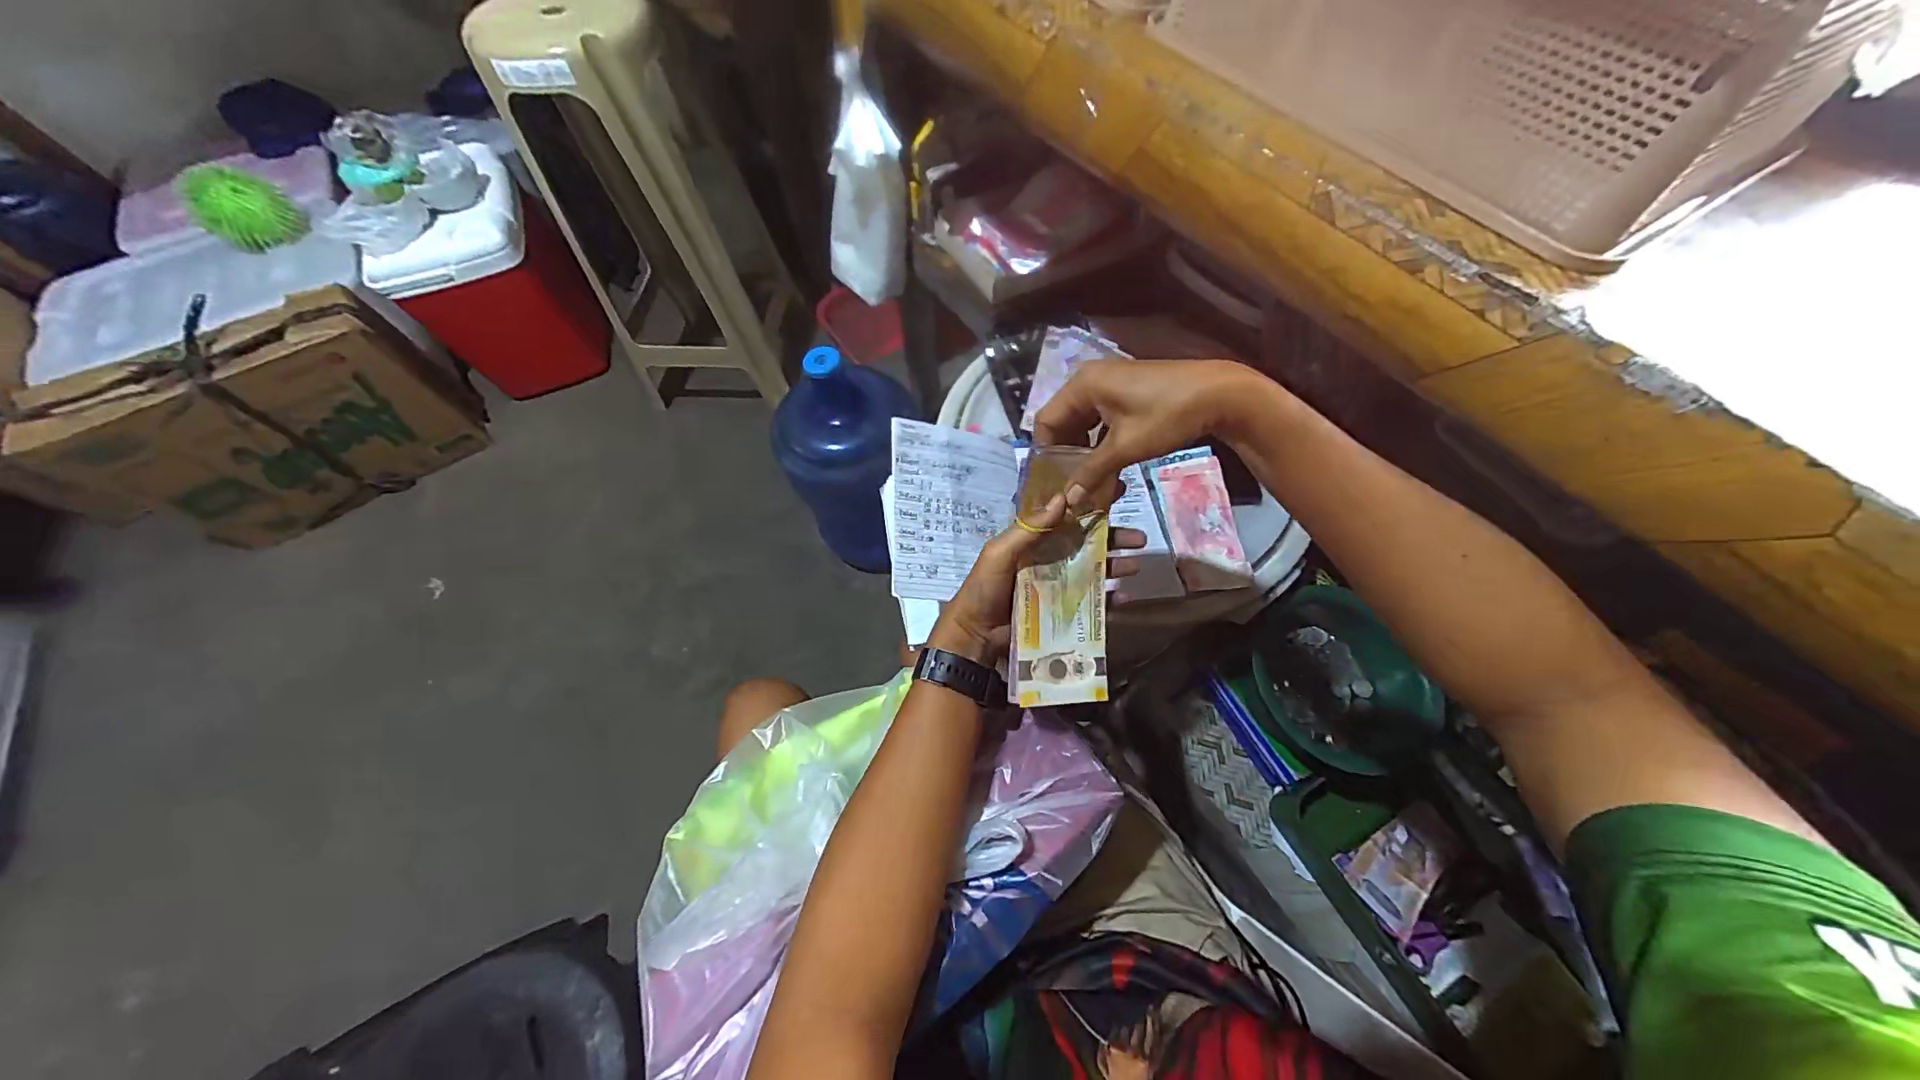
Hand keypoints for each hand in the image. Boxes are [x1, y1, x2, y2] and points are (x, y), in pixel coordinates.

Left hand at [927, 494, 1145, 663]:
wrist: (975, 635)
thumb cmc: (984, 588)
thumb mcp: (1000, 553)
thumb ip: (1029, 528)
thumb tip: (1062, 498)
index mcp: (1034, 541)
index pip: (1068, 518)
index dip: (1092, 506)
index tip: (1119, 493)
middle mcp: (1050, 558)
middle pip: (1088, 543)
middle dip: (1114, 538)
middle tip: (1139, 538)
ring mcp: (1058, 585)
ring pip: (1093, 569)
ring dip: (1116, 565)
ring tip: (1136, 566)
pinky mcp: (1063, 610)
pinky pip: (1091, 601)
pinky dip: (1109, 598)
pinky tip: (1124, 596)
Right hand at [1032, 358, 1274, 513]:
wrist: (1221, 394)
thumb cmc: (1167, 416)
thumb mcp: (1126, 447)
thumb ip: (1092, 472)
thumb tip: (1068, 501)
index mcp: (1082, 385)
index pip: (1046, 421)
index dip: (1045, 454)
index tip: (1050, 483)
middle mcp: (1090, 379)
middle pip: (1063, 422)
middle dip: (1066, 456)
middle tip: (1070, 487)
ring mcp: (1110, 385)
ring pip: (1083, 424)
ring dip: (1085, 453)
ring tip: (1091, 482)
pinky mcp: (1127, 393)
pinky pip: (1101, 421)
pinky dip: (1101, 444)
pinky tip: (1109, 468)